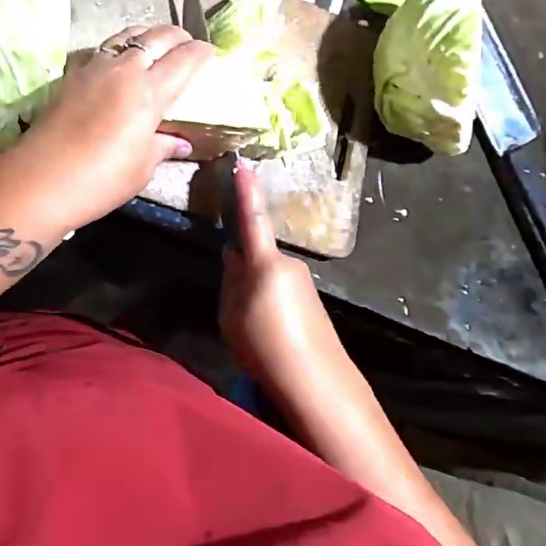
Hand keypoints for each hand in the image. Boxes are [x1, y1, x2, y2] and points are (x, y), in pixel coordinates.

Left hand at [16, 24, 213, 223]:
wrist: (41, 179)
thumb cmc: (102, 179)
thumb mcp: (142, 168)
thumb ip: (162, 146)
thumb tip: (178, 141)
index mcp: (150, 92)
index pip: (184, 60)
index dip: (201, 53)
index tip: (210, 52)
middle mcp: (124, 70)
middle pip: (156, 38)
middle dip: (177, 36)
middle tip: (187, 42)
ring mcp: (94, 68)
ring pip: (126, 36)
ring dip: (146, 35)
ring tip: (155, 42)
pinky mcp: (72, 75)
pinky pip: (101, 49)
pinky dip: (117, 47)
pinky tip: (117, 59)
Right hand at [220, 160, 343, 380]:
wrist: (315, 380)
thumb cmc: (265, 344)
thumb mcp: (231, 315)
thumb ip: (230, 282)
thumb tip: (233, 258)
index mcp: (266, 262)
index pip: (253, 219)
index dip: (246, 192)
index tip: (243, 165)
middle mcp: (289, 264)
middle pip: (257, 258)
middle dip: (241, 272)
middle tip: (232, 308)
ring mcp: (304, 284)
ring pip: (268, 278)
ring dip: (255, 295)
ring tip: (250, 333)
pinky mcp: (312, 302)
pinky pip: (281, 294)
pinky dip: (268, 307)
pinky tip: (267, 337)